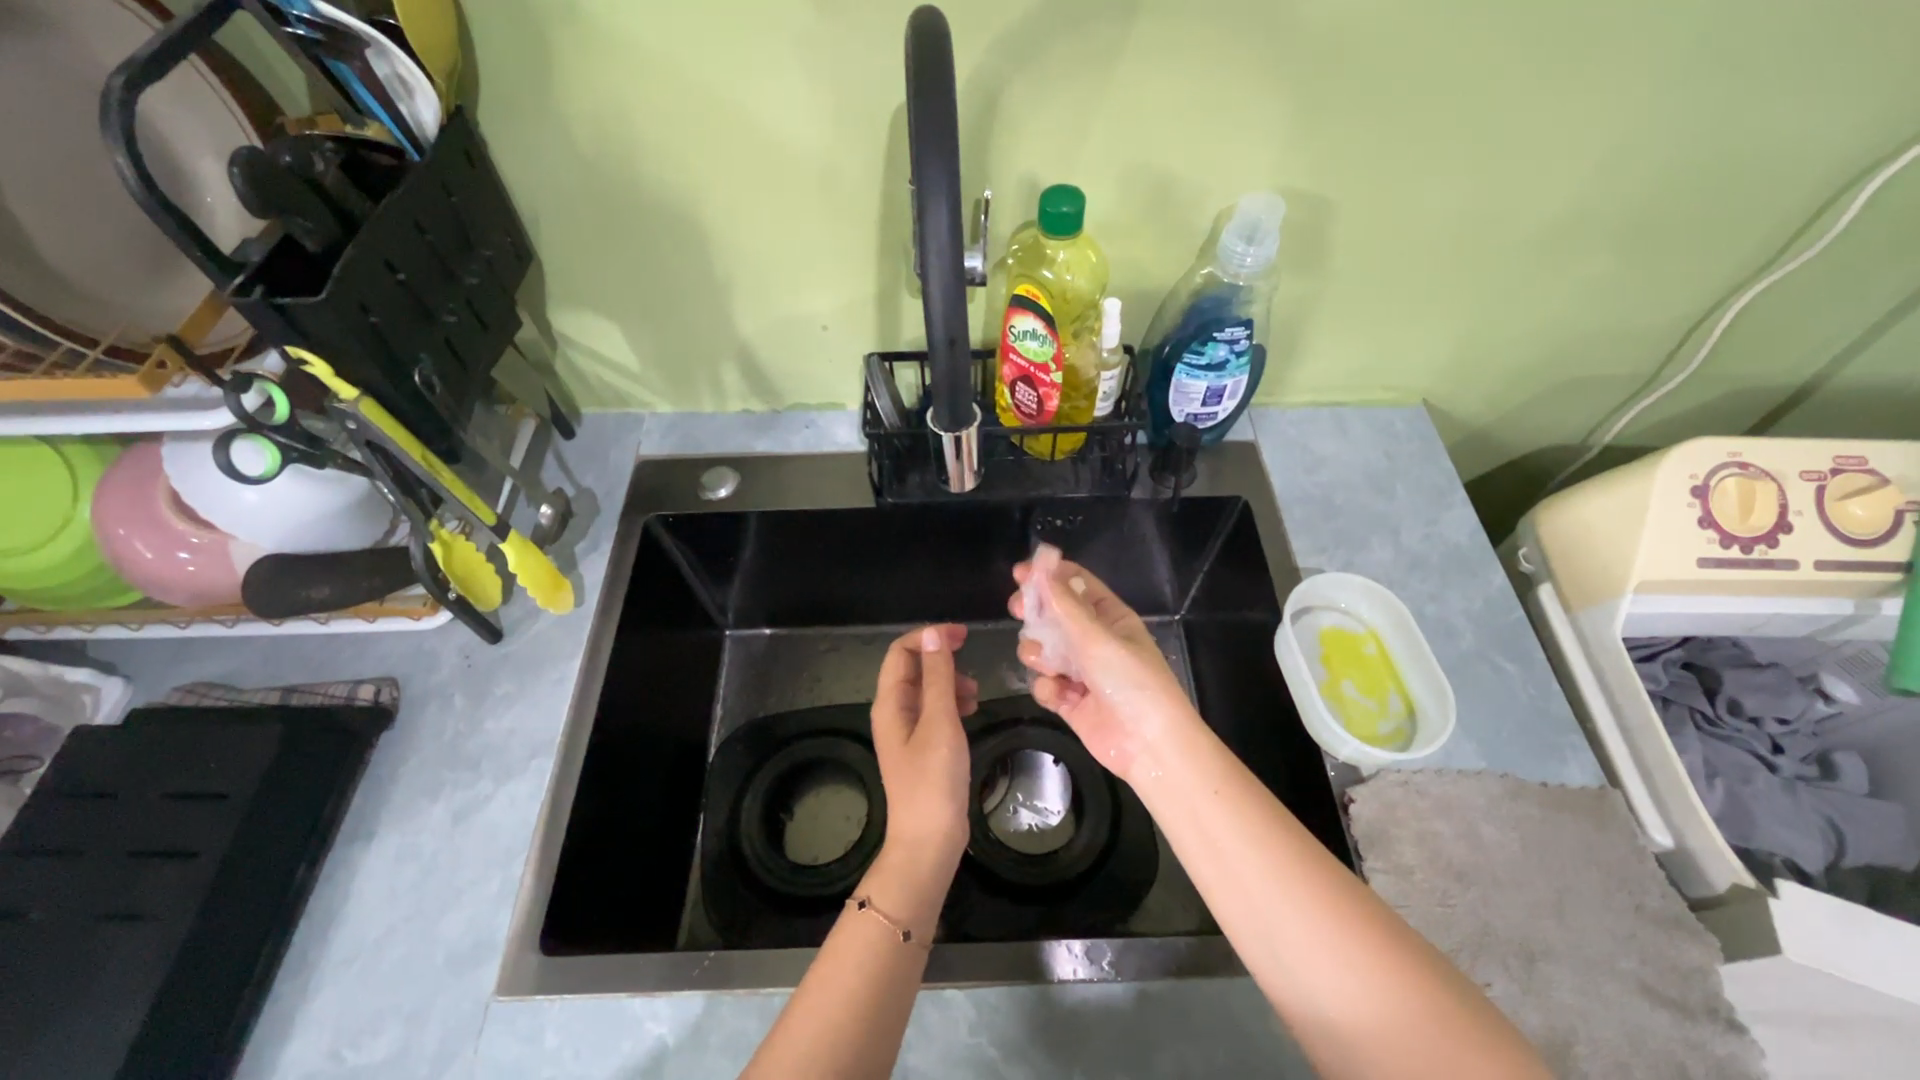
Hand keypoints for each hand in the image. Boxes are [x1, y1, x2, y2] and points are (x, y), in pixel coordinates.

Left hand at [871, 624, 978, 865]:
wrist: (929, 841)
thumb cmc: (934, 780)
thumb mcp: (940, 722)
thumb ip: (939, 677)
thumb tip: (934, 635)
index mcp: (889, 704)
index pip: (900, 652)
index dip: (929, 637)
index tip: (963, 636)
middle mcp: (893, 714)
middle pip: (912, 670)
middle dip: (941, 659)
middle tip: (973, 662)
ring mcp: (907, 734)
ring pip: (926, 691)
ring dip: (950, 683)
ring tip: (976, 695)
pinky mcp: (922, 750)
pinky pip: (934, 714)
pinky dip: (952, 705)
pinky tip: (971, 712)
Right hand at [1010, 553, 1200, 781]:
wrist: (1148, 743)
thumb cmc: (1130, 680)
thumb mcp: (1097, 637)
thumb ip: (1064, 604)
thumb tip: (1043, 567)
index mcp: (1110, 617)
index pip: (1076, 585)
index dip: (1049, 576)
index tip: (1020, 573)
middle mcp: (1094, 640)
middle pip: (1054, 616)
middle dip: (1035, 613)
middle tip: (1019, 611)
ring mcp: (1081, 672)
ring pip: (1044, 650)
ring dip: (1039, 653)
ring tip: (1047, 663)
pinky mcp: (1070, 702)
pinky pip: (1045, 684)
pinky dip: (1047, 687)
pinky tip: (1057, 694)